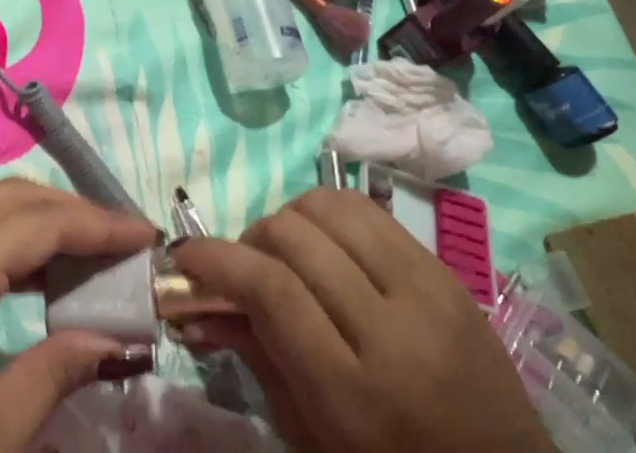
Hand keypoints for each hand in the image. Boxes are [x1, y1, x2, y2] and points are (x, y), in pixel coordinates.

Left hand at [0, 179, 157, 452]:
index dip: (98, 226)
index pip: (37, 224)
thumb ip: (54, 375)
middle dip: (70, 212)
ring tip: (89, 255)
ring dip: (35, 220)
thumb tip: (118, 342)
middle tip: (123, 243)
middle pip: (8, 198)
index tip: (148, 235)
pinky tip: (30, 270)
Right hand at [171, 188, 550, 452]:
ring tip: (287, 256)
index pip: (270, 288)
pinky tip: (328, 252)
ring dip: (290, 220)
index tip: (186, 255)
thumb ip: (255, 357)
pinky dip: (331, 220)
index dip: (216, 259)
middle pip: (295, 235)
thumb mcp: (311, 436)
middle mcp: (395, 327)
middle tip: (243, 271)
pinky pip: (373, 213)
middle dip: (249, 241)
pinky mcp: (450, 272)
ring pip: (332, 205)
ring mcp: (430, 291)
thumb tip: (197, 302)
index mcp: (355, 389)